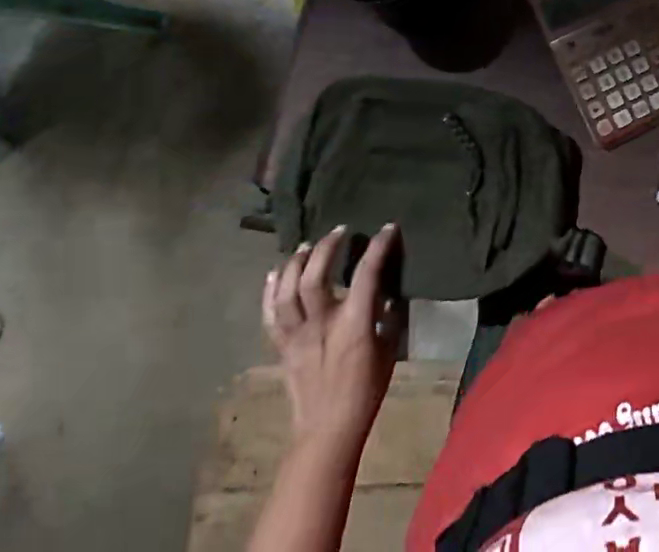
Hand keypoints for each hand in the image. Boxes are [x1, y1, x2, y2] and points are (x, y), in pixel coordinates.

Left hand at [262, 224, 404, 448]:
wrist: (328, 430)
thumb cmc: (367, 391)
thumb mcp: (389, 350)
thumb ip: (389, 317)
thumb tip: (388, 291)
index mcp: (353, 324)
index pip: (366, 274)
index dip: (378, 247)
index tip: (388, 228)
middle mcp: (321, 323)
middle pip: (315, 275)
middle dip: (327, 247)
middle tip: (339, 231)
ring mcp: (297, 334)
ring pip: (286, 290)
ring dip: (296, 262)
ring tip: (307, 246)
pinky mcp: (282, 345)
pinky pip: (269, 313)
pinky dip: (269, 290)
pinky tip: (273, 273)